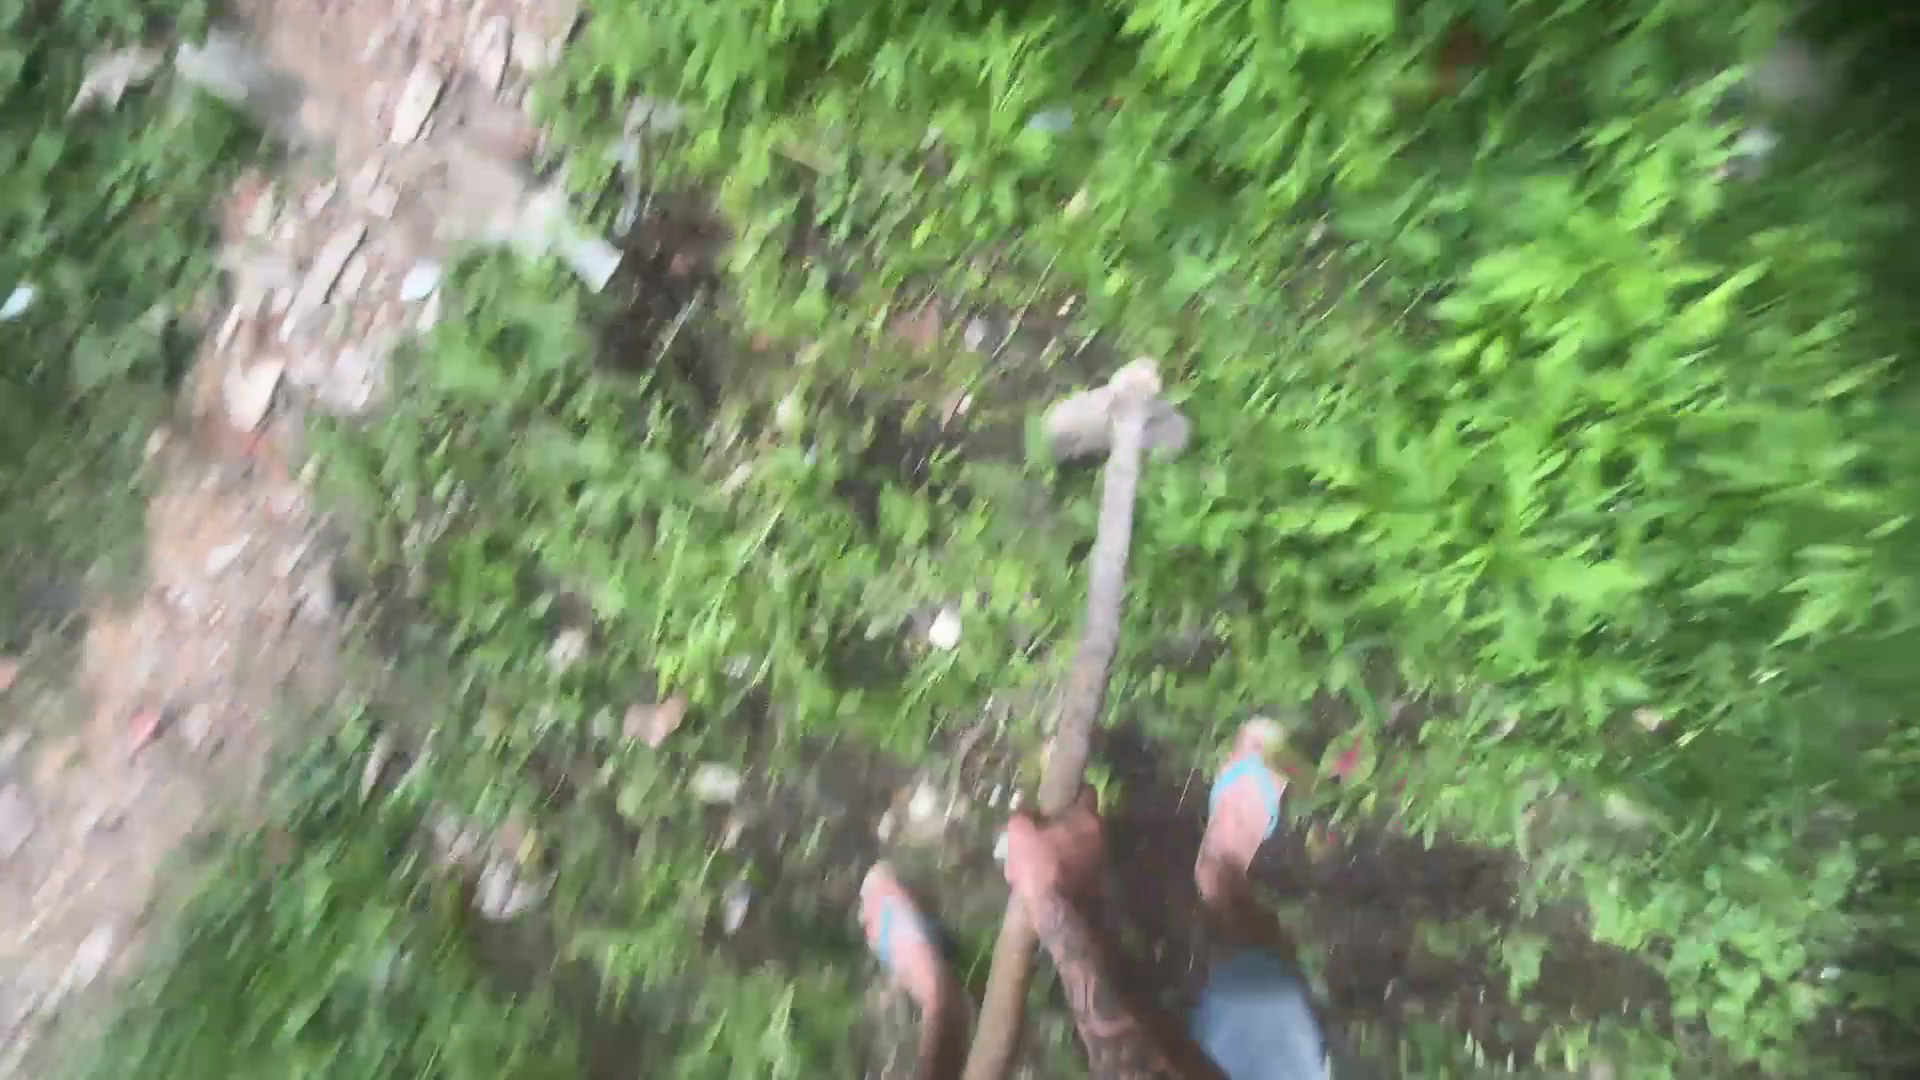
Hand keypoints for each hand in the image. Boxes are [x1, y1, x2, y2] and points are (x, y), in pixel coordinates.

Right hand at [1004, 788, 1105, 910]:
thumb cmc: (1042, 864)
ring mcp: (1102, 861)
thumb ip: (1023, 813)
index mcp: (1087, 817)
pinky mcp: (1097, 883)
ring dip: (1064, 846)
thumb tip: (1027, 811)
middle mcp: (1101, 836)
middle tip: (1043, 827)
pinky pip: (1079, 865)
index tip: (1057, 795)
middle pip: (1082, 820)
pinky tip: (1047, 875)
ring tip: (1041, 855)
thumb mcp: (1020, 831)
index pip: (1087, 792)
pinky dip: (1066, 866)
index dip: (1072, 791)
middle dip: (1065, 823)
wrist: (1058, 914)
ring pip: (1080, 844)